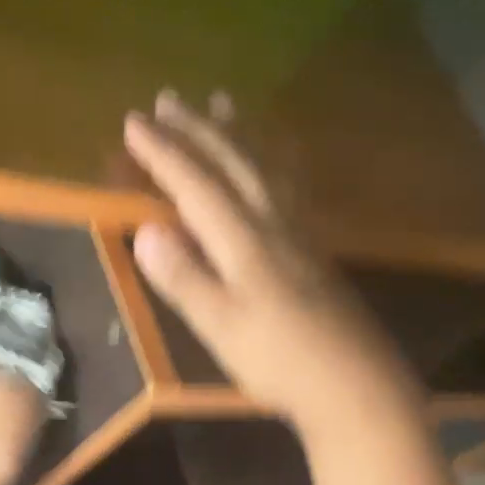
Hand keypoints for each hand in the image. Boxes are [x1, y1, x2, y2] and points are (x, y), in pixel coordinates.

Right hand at [124, 92, 420, 426]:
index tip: (133, 123)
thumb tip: (146, 232)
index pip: (196, 185)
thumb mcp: (220, 326)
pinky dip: (272, 157)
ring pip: (264, 166)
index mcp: (243, 242)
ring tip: (219, 104)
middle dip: (196, 130)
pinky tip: (272, 158)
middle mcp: (272, 224)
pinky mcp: (311, 248)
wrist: (352, 383)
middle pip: (232, 163)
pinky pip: (287, 182)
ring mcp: (297, 233)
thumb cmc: (276, 361)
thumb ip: (184, 279)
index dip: (163, 154)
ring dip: (237, 133)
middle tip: (167, 101)